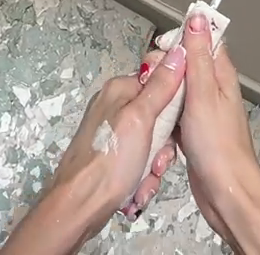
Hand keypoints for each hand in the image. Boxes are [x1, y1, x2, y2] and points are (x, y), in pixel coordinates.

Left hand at [0, 43, 185, 254]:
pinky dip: (142, 176)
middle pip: (159, 115)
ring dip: (154, 165)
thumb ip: (162, 86)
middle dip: (163, 144)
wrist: (79, 207)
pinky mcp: (113, 155)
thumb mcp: (141, 119)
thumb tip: (180, 50)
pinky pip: (140, 160)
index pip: (161, 81)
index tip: (177, 128)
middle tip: (158, 161)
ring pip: (152, 142)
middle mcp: (115, 105)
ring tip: (145, 179)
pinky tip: (137, 190)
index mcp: (120, 88)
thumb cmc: (108, 161)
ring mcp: (113, 132)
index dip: (174, 105)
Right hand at [176, 13, 259, 254]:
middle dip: (165, 67)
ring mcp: (203, 109)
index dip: (180, 38)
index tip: (161, 50)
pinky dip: (164, 113)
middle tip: (153, 81)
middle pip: (185, 62)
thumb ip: (198, 54)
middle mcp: (214, 87)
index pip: (201, 38)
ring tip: (151, 102)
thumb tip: (198, 15)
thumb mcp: (203, 92)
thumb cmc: (217, 144)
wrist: (225, 194)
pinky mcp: (193, 129)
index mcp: (221, 72)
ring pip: (177, 88)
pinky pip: (174, 111)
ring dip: (163, 92)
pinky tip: (155, 122)